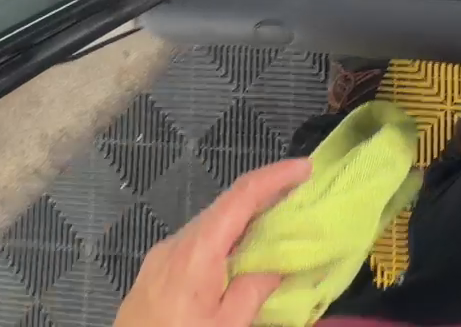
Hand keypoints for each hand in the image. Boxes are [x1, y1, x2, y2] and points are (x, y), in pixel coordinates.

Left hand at [113, 158, 310, 326]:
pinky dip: (224, 244)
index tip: (306, 167)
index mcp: (197, 249)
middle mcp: (176, 242)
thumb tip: (274, 267)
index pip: (242, 195)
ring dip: (244, 224)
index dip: (276, 176)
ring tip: (276, 231)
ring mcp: (160, 258)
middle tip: (300, 199)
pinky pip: (196, 246)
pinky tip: (238, 262)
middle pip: (226, 207)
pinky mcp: (153, 276)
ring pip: (211, 227)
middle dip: (264, 198)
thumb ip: (253, 292)